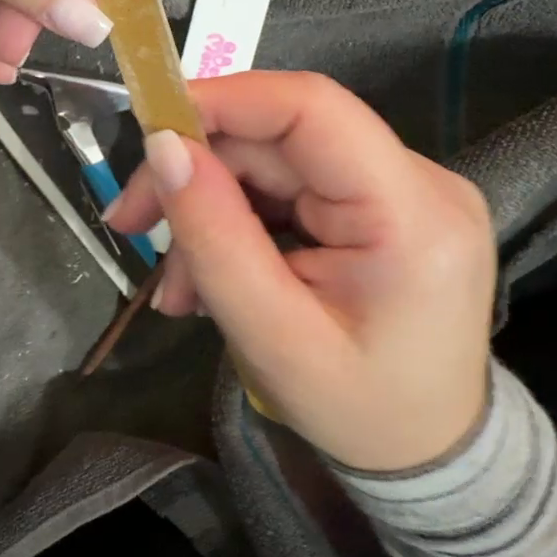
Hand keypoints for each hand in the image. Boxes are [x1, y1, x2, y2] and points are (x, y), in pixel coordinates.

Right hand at [105, 72, 496, 471]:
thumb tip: (162, 145)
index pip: (312, 109)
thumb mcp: (271, 335)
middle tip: (130, 223)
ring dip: (205, 208)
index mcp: (412, 215)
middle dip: (193, 173)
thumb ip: (214, 235)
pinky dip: (232, 221)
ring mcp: (399, 191)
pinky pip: (284, 188)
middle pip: (276, 137)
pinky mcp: (375, 205)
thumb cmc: (357, 410)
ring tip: (172, 283)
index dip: (223, 100)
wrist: (426, 457)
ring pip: (270, 163)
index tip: (146, 128)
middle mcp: (418, 183)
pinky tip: (204, 273)